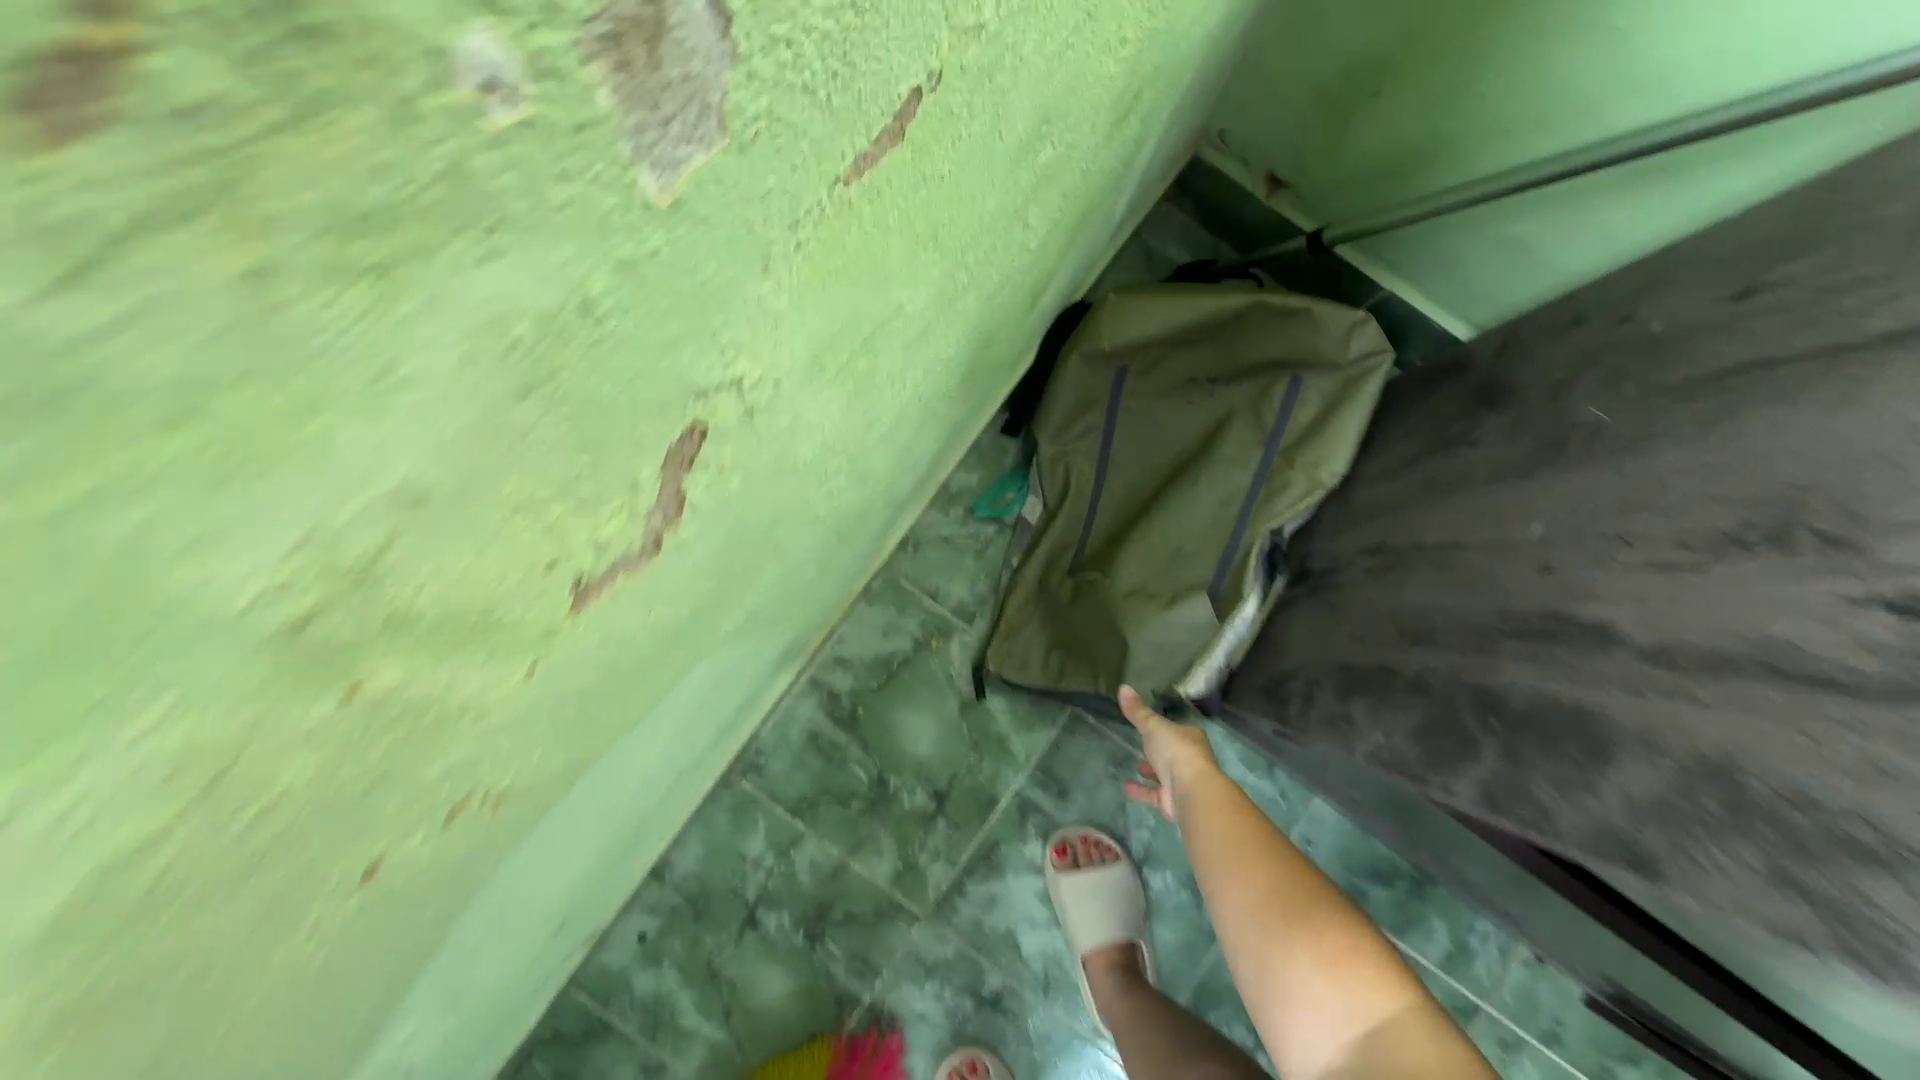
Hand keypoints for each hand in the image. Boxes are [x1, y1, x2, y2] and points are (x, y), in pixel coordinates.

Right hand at [1118, 685, 1219, 821]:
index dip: (1165, 729)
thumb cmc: (1176, 750)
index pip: (1178, 731)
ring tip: (1135, 765)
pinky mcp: (1172, 800)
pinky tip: (1125, 786)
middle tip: (1141, 746)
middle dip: (1158, 751)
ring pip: (1164, 775)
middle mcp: (1190, 759)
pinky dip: (1141, 790)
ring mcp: (1182, 782)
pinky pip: (1153, 793)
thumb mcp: (1153, 725)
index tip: (1151, 727)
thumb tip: (1122, 687)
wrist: (1190, 790)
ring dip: (1151, 771)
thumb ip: (1138, 711)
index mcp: (1191, 738)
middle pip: (1172, 753)